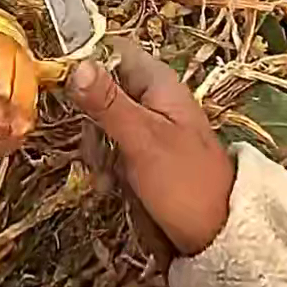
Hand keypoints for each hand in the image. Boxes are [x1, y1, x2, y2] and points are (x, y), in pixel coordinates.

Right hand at [68, 38, 235, 256]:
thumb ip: (108, 102)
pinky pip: (112, 143)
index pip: (111, 49)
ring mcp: (149, 121)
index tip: (65, 87)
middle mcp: (151, 93)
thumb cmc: (185, 182)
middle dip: (90, 118)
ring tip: (105, 176)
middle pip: (101, 86)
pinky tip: (109, 184)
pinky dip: (106, 162)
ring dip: (97, 146)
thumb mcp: (142, 140)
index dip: (85, 61)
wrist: (221, 237)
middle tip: (95, 151)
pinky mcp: (145, 148)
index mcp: (156, 79)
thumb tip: (76, 65)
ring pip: (103, 118)